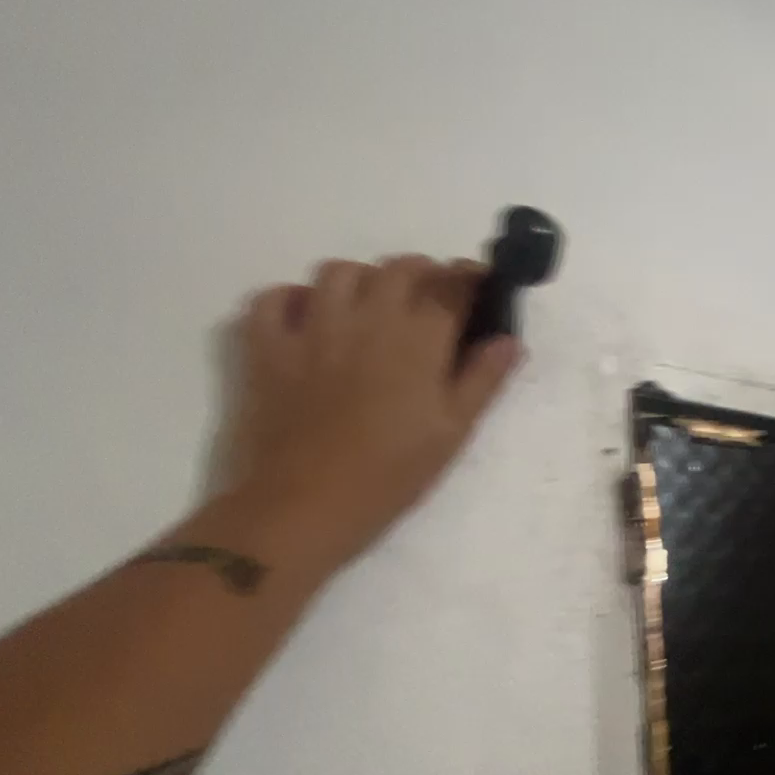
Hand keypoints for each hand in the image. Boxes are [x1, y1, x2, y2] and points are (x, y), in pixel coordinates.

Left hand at [217, 256, 519, 566]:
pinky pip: (274, 297)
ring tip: (373, 306)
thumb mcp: (453, 431)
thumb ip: (483, 379)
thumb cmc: (392, 473)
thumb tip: (509, 340)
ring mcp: (310, 328)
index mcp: (418, 339)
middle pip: (399, 268)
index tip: (480, 284)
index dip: (470, 278)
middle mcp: (366, 318)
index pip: (452, 286)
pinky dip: (295, 299)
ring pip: (338, 271)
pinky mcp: (265, 346)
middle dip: (424, 273)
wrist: (304, 506)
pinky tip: (310, 321)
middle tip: (432, 301)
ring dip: (364, 279)